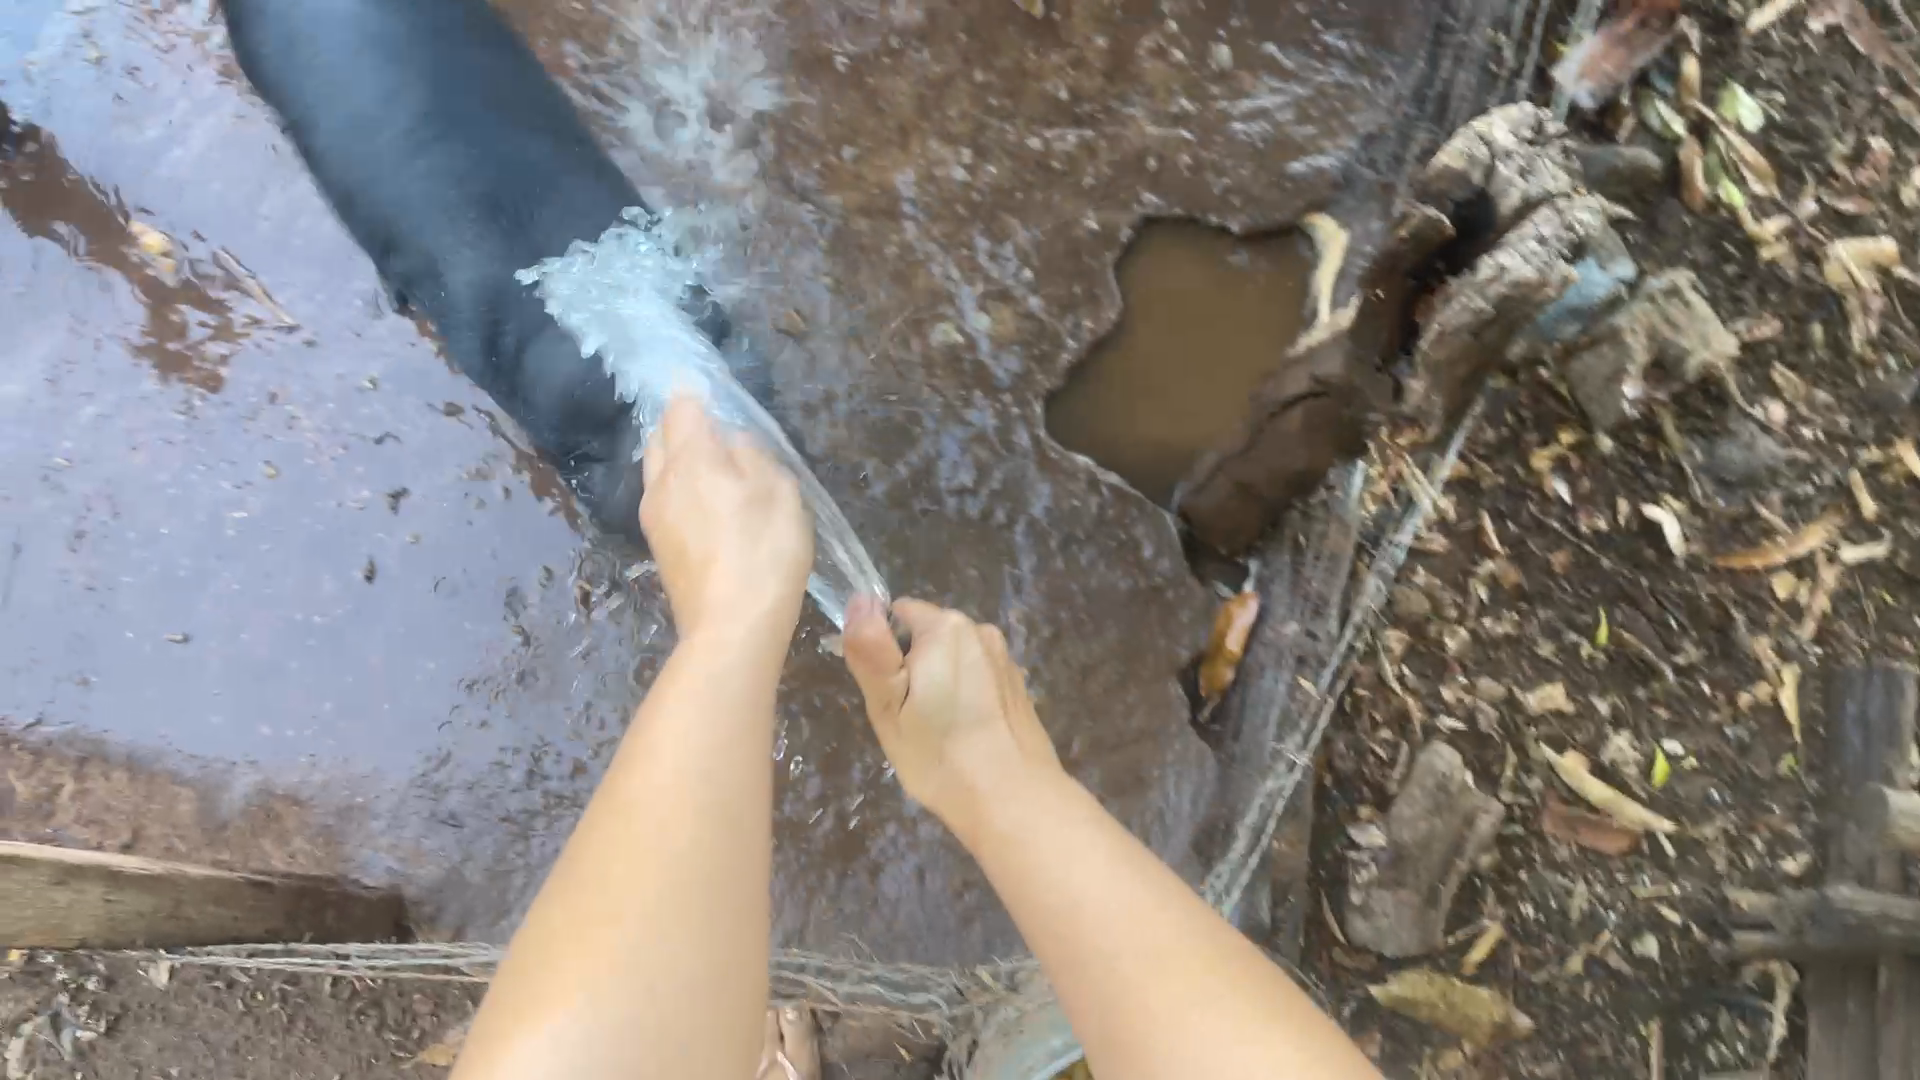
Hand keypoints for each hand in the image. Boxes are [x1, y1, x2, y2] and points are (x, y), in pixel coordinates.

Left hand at [640, 395, 812, 645]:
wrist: (732, 625)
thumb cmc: (764, 552)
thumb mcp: (780, 493)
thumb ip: (755, 456)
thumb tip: (733, 439)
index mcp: (692, 459)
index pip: (681, 408)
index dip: (696, 396)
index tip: (712, 394)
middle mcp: (662, 481)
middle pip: (659, 436)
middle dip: (680, 425)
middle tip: (712, 429)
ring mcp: (654, 516)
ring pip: (657, 470)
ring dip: (677, 459)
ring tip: (711, 467)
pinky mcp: (659, 546)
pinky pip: (662, 499)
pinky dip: (678, 489)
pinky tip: (705, 506)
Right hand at [841, 596, 1062, 833]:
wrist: (1014, 800)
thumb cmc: (942, 755)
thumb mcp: (888, 707)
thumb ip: (871, 650)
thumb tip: (859, 598)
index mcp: (947, 627)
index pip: (898, 615)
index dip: (885, 653)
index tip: (889, 695)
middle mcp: (981, 631)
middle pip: (927, 637)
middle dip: (913, 669)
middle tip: (910, 720)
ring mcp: (1004, 659)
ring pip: (953, 660)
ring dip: (941, 684)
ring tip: (939, 732)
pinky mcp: (1018, 685)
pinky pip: (978, 679)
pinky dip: (967, 699)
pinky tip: (967, 736)